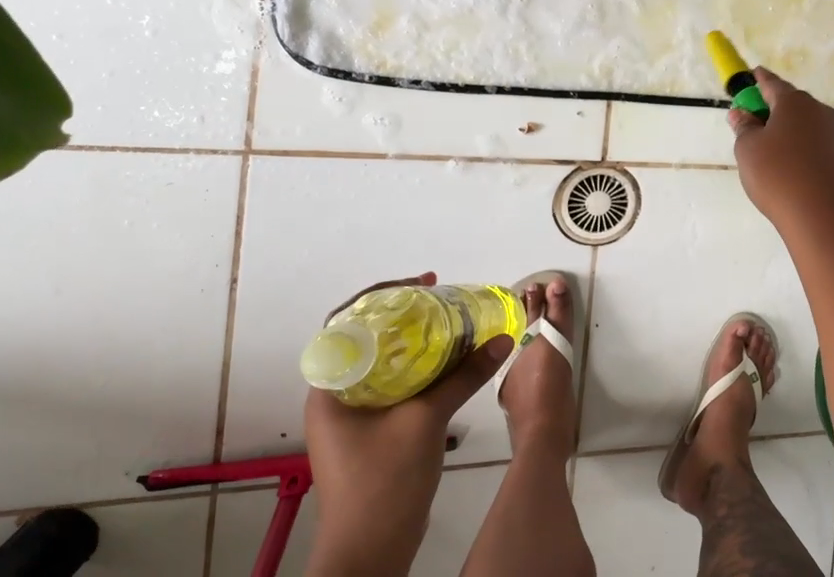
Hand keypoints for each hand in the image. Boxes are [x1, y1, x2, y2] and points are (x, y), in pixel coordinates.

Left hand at [304, 271, 511, 575]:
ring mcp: (355, 416)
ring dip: (420, 342)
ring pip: (387, 363)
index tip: (423, 284)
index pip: (347, 322)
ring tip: (457, 325)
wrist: (370, 550)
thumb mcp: (426, 421)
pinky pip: (398, 385)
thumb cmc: (383, 482)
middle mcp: (337, 396)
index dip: (383, 295)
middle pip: (370, 339)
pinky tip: (454, 364)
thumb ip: (463, 377)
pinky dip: (424, 369)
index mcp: (331, 388)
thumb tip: (502, 340)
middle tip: (446, 300)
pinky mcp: (374, 431)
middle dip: (409, 315)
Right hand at [729, 67, 833, 234]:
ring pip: (809, 126)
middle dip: (774, 110)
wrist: (825, 217)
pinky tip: (796, 171)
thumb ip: (744, 127)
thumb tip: (742, 113)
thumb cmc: (779, 176)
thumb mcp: (748, 150)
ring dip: (792, 132)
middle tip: (756, 124)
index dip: (759, 80)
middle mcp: (821, 112)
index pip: (773, 83)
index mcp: (795, 102)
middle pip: (793, 105)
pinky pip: (819, 147)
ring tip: (774, 154)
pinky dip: (805, 151)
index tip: (753, 75)